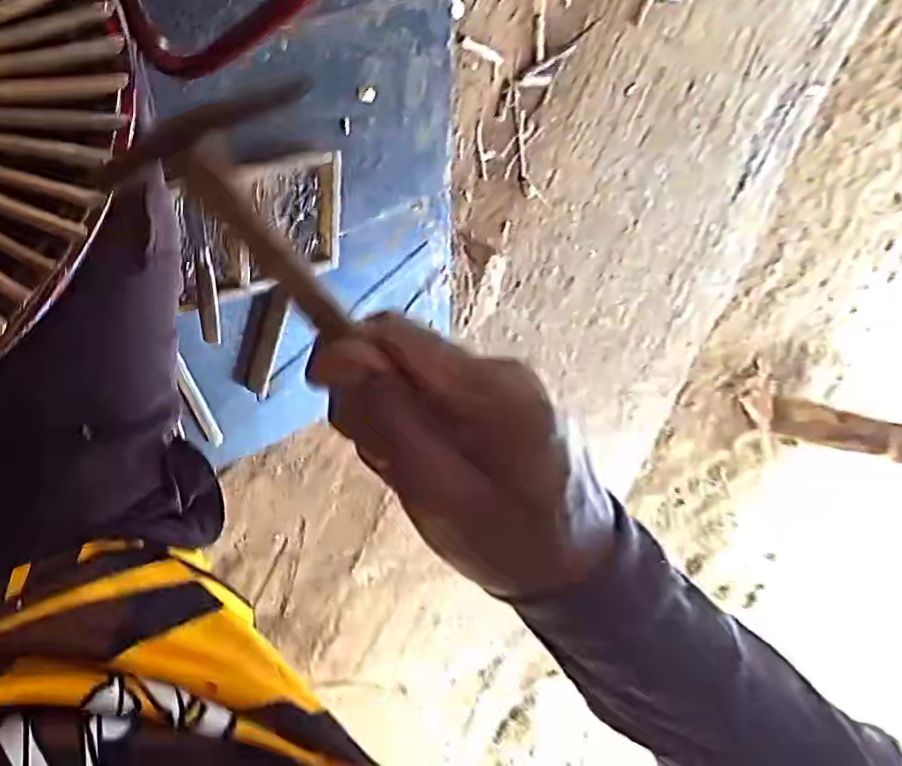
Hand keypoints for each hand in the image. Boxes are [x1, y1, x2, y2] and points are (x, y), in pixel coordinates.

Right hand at [307, 314, 615, 598]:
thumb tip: (344, 358)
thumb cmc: (511, 543)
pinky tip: (415, 454)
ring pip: (398, 365)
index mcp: (488, 390)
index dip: (343, 347)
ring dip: (378, 407)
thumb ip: (391, 421)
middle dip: (361, 389)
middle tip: (372, 448)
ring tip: (398, 462)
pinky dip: (399, 414)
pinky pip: (418, 384)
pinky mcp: (484, 389)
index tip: (318, 383)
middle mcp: (490, 367)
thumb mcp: (441, 495)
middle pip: (391, 346)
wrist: (583, 570)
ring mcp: (490, 376)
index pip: (392, 333)